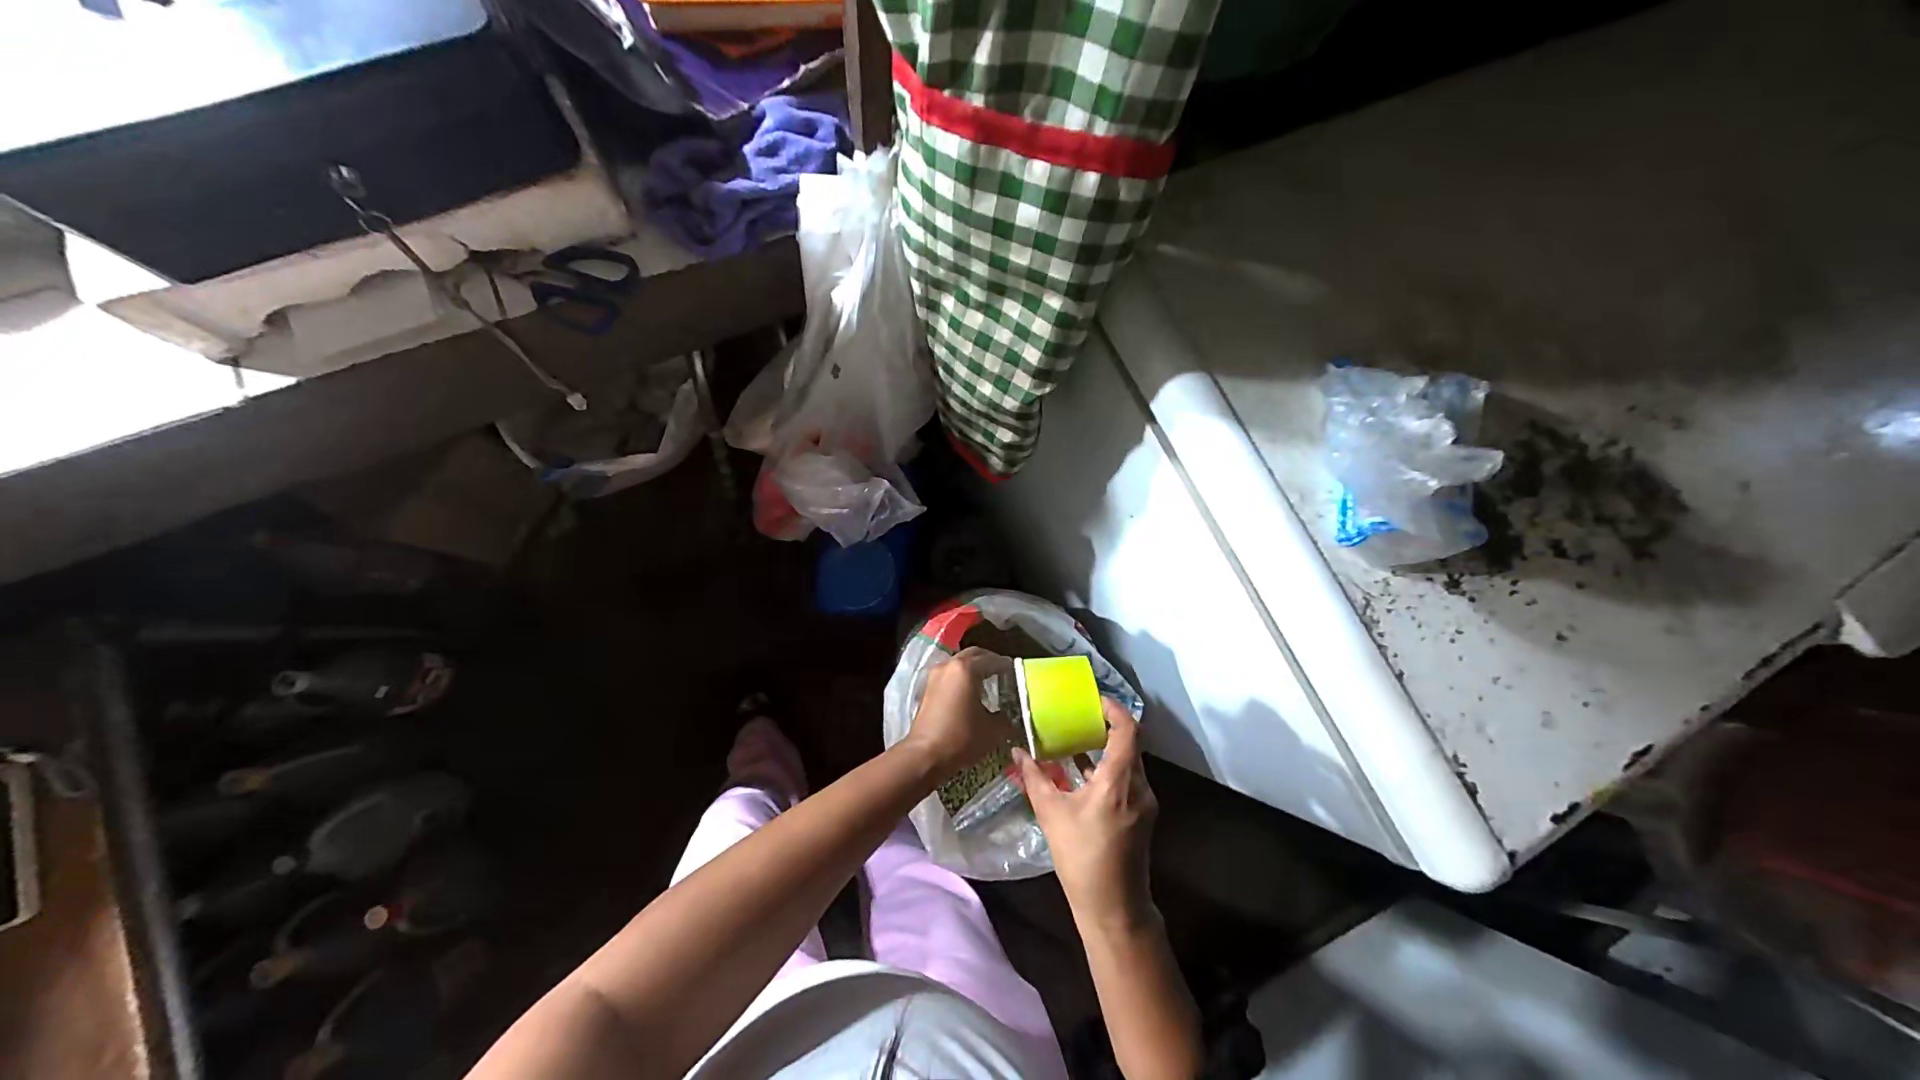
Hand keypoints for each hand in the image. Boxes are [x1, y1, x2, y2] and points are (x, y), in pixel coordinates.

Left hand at [905, 647, 1014, 775]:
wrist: (925, 755)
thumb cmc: (961, 738)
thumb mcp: (993, 729)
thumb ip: (1006, 716)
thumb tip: (1010, 714)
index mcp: (966, 669)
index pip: (993, 660)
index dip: (1008, 667)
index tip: (1019, 675)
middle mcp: (949, 665)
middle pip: (974, 655)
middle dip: (990, 662)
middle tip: (1004, 675)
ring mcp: (935, 675)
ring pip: (960, 663)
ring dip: (974, 669)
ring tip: (989, 684)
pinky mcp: (927, 687)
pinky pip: (950, 674)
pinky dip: (962, 678)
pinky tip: (971, 693)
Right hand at [1014, 699, 1156, 932]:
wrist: (1114, 908)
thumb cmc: (1082, 859)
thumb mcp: (1051, 815)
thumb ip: (1035, 778)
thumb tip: (1017, 751)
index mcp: (1119, 780)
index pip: (1127, 729)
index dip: (1113, 708)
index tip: (1092, 699)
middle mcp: (1139, 785)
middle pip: (1128, 743)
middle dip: (1103, 727)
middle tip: (1076, 717)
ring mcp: (1144, 802)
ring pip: (1126, 763)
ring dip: (1102, 750)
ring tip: (1074, 742)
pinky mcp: (1141, 815)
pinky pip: (1126, 780)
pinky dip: (1106, 771)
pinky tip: (1080, 776)